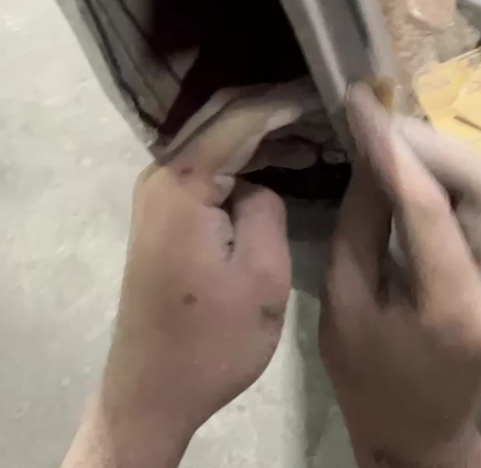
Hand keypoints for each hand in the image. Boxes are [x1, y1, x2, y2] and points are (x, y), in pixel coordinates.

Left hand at [66, 87, 305, 467]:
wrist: (153, 386)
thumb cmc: (211, 339)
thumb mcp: (262, 275)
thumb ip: (267, 206)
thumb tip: (260, 181)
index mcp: (182, 180)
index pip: (238, 116)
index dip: (284, 101)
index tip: (326, 93)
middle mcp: (161, 172)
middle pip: (221, 117)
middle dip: (274, 108)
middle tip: (326, 109)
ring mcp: (160, 189)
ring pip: (215, 137)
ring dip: (262, 132)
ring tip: (317, 135)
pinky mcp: (166, 208)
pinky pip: (208, 163)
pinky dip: (245, 157)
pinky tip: (285, 162)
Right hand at [322, 83, 480, 467]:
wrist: (419, 437)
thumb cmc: (365, 376)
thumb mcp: (341, 298)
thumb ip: (360, 220)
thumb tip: (370, 152)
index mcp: (456, 313)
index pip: (428, 204)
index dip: (391, 144)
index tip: (359, 102)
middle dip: (430, 140)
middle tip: (377, 123)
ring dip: (444, 153)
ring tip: (393, 140)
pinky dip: (453, 176)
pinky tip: (416, 169)